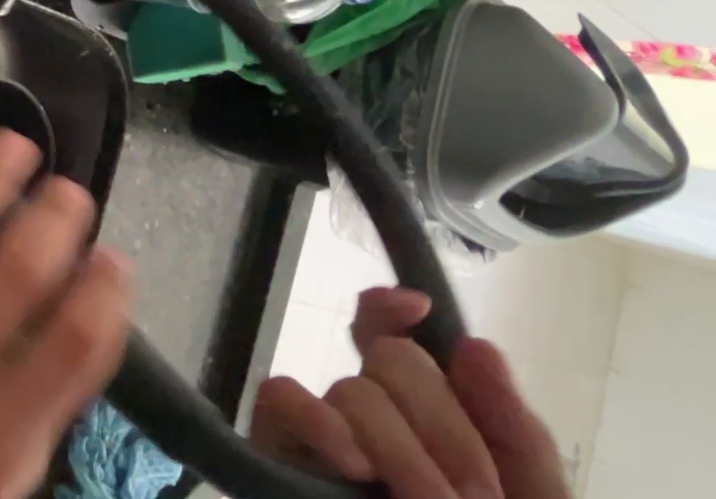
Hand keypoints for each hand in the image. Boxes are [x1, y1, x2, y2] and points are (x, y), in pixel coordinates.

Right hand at [253, 287, 571, 498]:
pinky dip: (321, 423)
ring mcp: (320, 427)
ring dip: (402, 448)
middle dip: (445, 425)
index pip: (397, 339)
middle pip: (392, 360)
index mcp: (428, 421)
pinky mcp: (273, 443)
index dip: (395, 312)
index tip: (418, 309)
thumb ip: (516, 436)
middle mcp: (371, 411)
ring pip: (354, 387)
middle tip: (473, 497)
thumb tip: (473, 344)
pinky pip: (283, 396)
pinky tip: (350, 464)